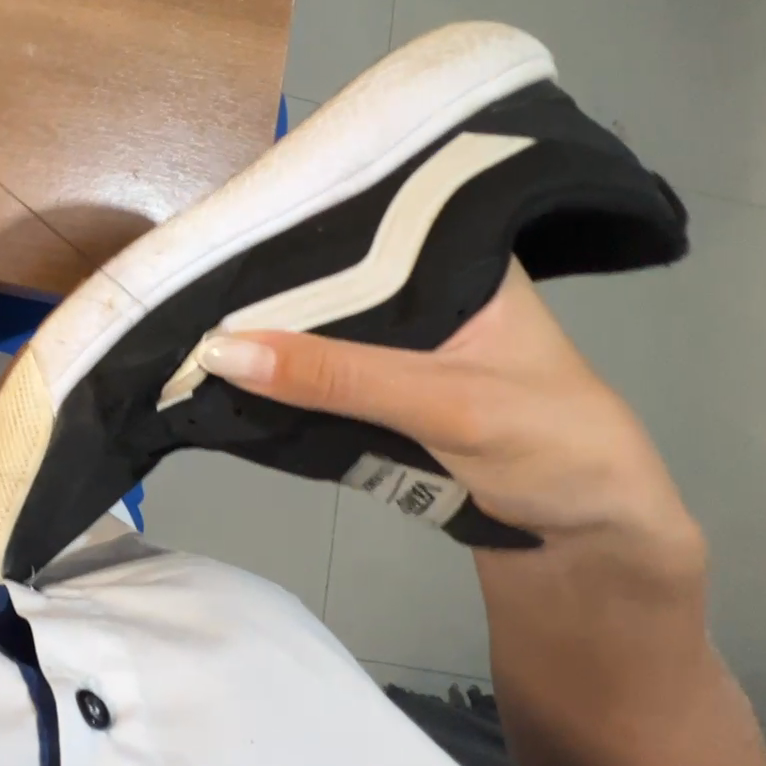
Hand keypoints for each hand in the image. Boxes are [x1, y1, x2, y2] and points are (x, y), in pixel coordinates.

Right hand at [201, 261, 703, 577]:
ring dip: (259, 332)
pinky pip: (310, 368)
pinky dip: (273, 373)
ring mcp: (392, 338)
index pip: (358, 222)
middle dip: (259, 284)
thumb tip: (217, 350)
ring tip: (183, 314)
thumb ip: (335, 376)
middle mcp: (416, 285)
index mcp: (453, 256)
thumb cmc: (552, 450)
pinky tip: (222, 363)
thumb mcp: (446, 404)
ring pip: (310, 323)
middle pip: (323, 274)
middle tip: (179, 279)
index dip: (285, 224)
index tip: (211, 232)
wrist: (586, 543)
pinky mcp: (372, 383)